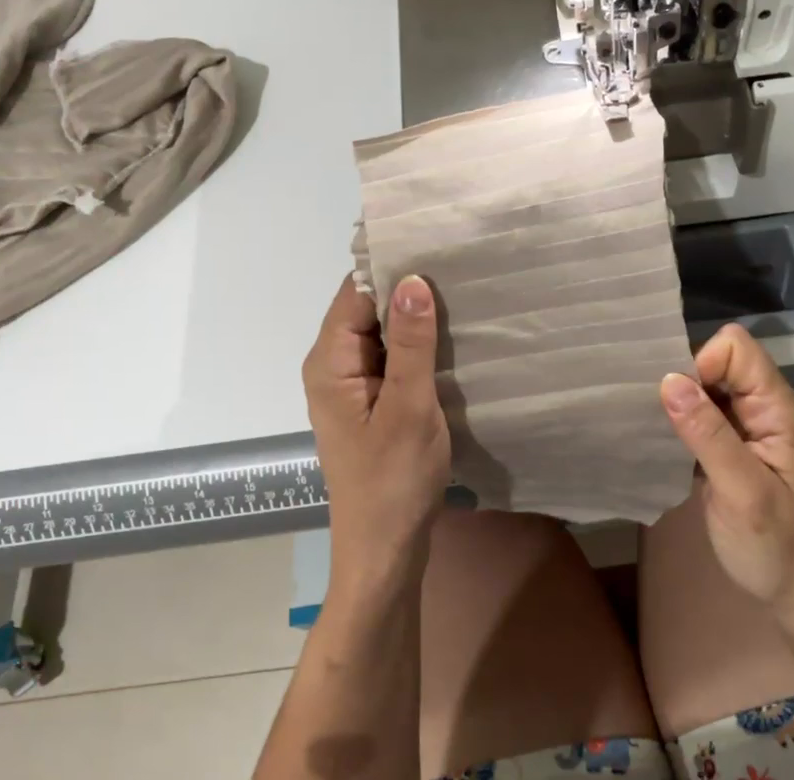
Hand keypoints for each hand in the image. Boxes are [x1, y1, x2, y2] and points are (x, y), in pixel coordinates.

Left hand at [302, 274, 450, 589]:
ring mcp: (353, 387)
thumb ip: (410, 344)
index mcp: (329, 363)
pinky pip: (392, 360)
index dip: (391, 267)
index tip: (436, 244)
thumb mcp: (408, 408)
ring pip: (383, 335)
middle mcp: (333, 367)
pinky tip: (453, 338)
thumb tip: (413, 280)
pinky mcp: (373, 404)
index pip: (355, 293)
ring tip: (464, 291)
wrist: (386, 550)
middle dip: (407, 289)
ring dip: (416, 318)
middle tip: (459, 264)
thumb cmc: (393, 481)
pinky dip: (418, 347)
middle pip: (367, 309)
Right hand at [658, 324, 793, 631]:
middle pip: (714, 360)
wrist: (792, 590)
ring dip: (676, 400)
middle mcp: (758, 406)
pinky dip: (675, 420)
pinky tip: (660, 442)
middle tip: (662, 421)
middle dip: (684, 378)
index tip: (684, 406)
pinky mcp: (721, 445)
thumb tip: (669, 380)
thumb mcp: (743, 492)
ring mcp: (740, 425)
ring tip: (655, 431)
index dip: (704, 364)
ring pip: (700, 384)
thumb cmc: (776, 545)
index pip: (735, 347)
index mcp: (775, 407)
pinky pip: (694, 412)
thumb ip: (708, 435)